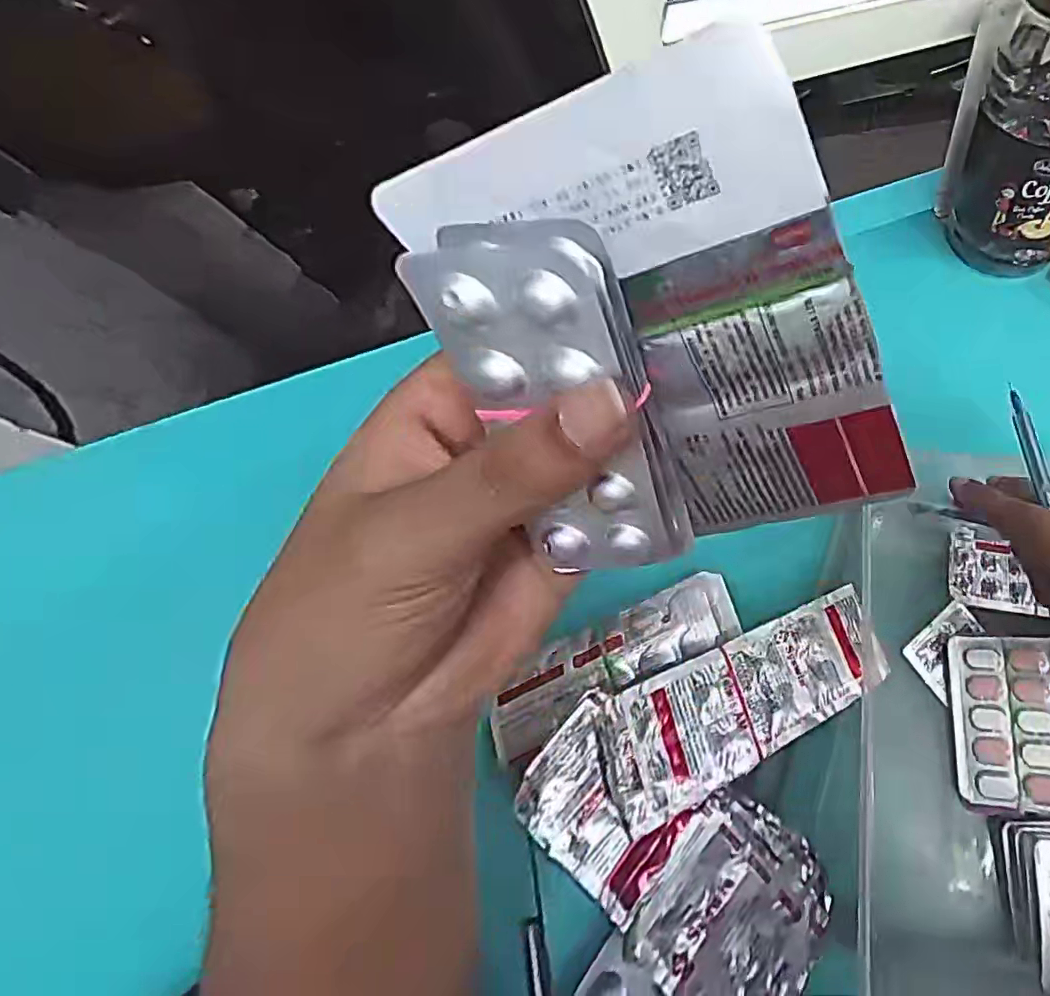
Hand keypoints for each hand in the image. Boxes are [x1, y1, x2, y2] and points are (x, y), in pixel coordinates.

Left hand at [203, 353, 632, 995]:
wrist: (366, 736)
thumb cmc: (345, 612)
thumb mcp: (418, 529)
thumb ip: (515, 469)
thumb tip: (613, 400)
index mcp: (440, 411)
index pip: (510, 349)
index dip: (565, 330)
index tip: (636, 314)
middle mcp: (497, 442)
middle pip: (568, 399)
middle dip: (620, 387)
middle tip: (693, 361)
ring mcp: (540, 494)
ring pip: (602, 454)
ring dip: (644, 442)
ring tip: (704, 414)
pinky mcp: (574, 543)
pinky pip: (617, 510)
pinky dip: (648, 500)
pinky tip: (687, 479)